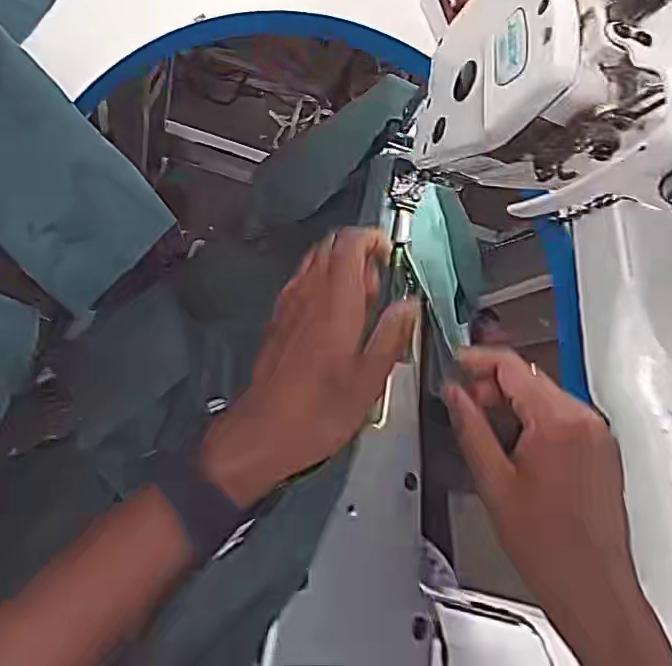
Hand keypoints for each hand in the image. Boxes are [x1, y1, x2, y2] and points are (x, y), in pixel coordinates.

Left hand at [200, 228, 416, 507]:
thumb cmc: (316, 411)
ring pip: (316, 259)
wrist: (262, 432)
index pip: (351, 241)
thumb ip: (392, 334)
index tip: (389, 255)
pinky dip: (323, 283)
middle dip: (360, 251)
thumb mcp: (370, 379)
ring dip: (341, 266)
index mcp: (335, 300)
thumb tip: (409, 307)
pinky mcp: (278, 317)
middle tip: (378, 283)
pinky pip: (303, 280)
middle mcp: (309, 292)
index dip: (374, 239)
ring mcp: (289, 302)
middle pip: (332, 243)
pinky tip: (335, 319)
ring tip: (359, 302)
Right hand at [446, 348, 671, 665]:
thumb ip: (470, 428)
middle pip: (530, 378)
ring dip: (514, 403)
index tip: (458, 361)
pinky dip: (537, 419)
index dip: (479, 359)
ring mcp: (598, 433)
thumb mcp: (494, 483)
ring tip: (488, 431)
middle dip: (493, 385)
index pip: (512, 367)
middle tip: (466, 402)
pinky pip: (564, 416)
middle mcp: (585, 419)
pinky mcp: (602, 448)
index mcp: (559, 421)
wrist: (594, 590)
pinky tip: (517, 446)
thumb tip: (455, 395)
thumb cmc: (551, 550)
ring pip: (546, 396)